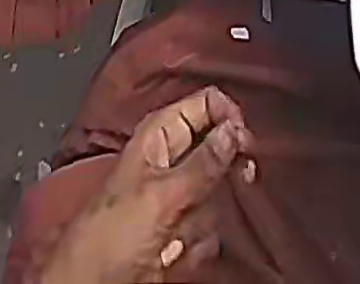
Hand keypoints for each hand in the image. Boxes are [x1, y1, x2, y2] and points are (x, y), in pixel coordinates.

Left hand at [33, 87, 254, 283]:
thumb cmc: (113, 233)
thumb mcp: (161, 195)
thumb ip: (202, 163)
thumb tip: (235, 128)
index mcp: (161, 133)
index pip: (205, 104)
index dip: (229, 117)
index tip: (246, 142)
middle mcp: (172, 157)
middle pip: (218, 149)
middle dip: (223, 174)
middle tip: (239, 181)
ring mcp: (176, 195)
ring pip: (215, 193)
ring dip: (201, 219)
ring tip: (176, 234)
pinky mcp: (179, 231)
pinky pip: (208, 229)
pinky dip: (195, 245)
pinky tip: (173, 254)